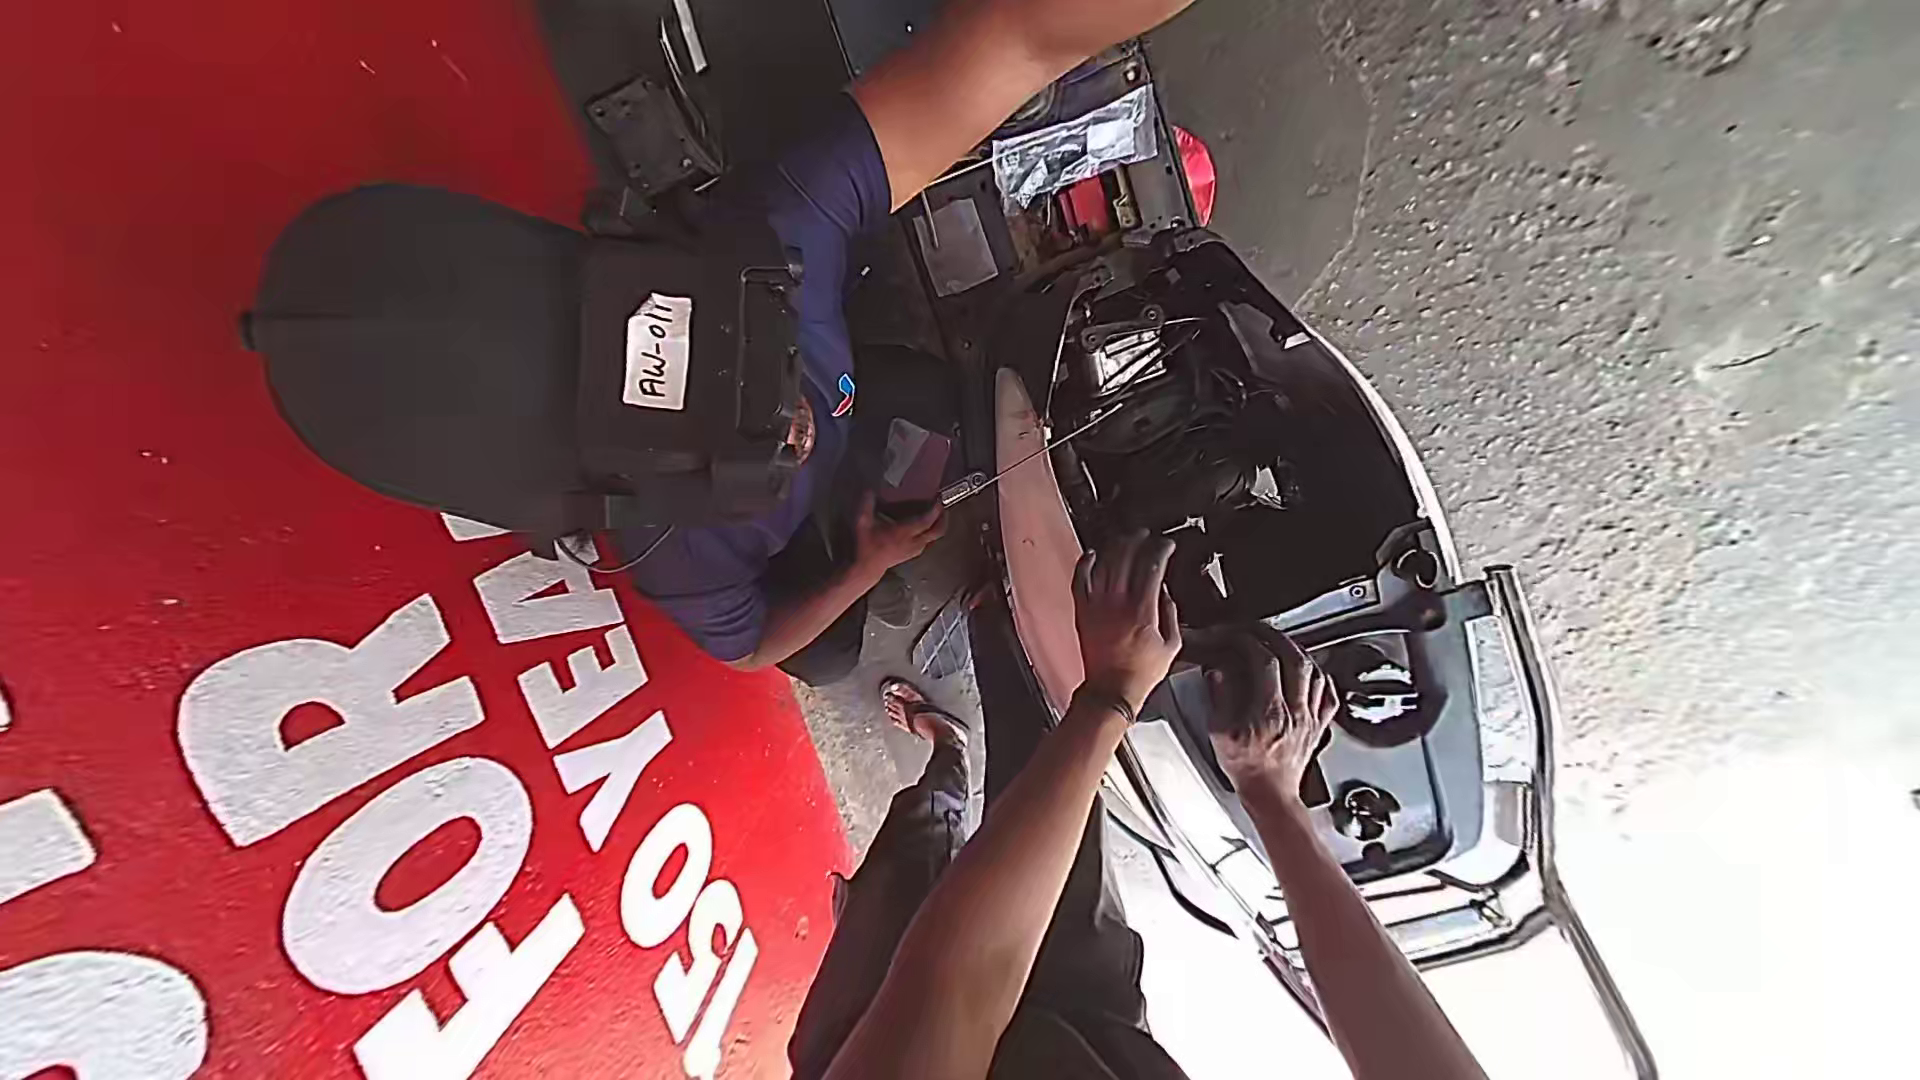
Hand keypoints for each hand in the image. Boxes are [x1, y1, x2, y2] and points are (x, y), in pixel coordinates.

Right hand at [855, 492, 945, 571]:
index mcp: (903, 533)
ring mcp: (915, 550)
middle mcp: (913, 542)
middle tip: (943, 507)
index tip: (938, 501)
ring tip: (938, 515)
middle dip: (944, 519)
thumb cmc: (867, 545)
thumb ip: (866, 505)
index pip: (926, 521)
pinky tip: (928, 528)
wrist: (867, 567)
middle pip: (937, 531)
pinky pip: (929, 542)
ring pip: (934, 538)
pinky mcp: (913, 554)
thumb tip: (869, 491)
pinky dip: (932, 533)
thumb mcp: (863, 523)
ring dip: (939, 526)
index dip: (935, 511)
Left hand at [1073, 531, 1182, 712]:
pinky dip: (1083, 564)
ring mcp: (1096, 606)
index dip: (1160, 550)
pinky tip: (1090, 554)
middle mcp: (1117, 603)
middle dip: (1137, 541)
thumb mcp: (1172, 644)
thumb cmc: (1141, 672)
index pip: (1151, 567)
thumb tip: (1164, 592)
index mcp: (1142, 610)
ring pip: (1103, 564)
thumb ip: (1170, 613)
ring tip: (1124, 540)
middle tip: (1145, 535)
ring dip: (1114, 547)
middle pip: (1125, 558)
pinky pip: (1079, 580)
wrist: (1111, 689)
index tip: (1167, 545)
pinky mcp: (1082, 611)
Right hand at [1203, 628, 1336, 809]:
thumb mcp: (1219, 733)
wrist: (1270, 794)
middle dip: (1274, 636)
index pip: (1264, 662)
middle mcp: (1296, 712)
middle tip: (1259, 628)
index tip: (1236, 635)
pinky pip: (1328, 692)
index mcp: (1269, 712)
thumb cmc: (1246, 768)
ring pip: (1314, 671)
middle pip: (1294, 659)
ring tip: (1281, 641)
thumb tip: (1218, 673)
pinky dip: (1319, 674)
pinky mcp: (1319, 724)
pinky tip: (1309, 668)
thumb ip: (1220, 699)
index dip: (1249, 641)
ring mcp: (1311, 717)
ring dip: (1297, 650)